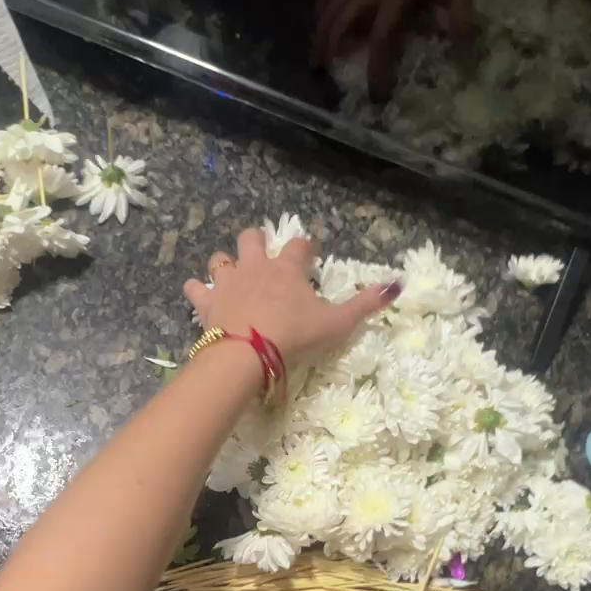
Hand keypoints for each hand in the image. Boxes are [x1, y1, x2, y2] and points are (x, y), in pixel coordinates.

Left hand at [183, 228, 396, 367]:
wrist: (249, 352)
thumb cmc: (295, 335)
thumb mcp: (337, 323)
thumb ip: (365, 304)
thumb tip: (396, 286)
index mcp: (288, 268)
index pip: (300, 245)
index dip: (306, 248)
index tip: (309, 255)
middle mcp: (256, 266)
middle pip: (252, 238)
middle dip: (257, 241)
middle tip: (262, 253)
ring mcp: (228, 282)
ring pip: (221, 258)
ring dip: (225, 263)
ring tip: (231, 274)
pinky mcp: (207, 301)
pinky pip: (195, 288)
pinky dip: (196, 290)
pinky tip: (198, 294)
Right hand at [312, 0, 473, 100]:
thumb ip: (461, 10)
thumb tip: (463, 45)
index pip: (381, 39)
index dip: (377, 69)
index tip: (376, 93)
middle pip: (341, 24)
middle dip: (330, 50)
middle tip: (322, 74)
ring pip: (329, 8)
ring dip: (318, 33)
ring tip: (314, 56)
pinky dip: (320, 5)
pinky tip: (318, 20)